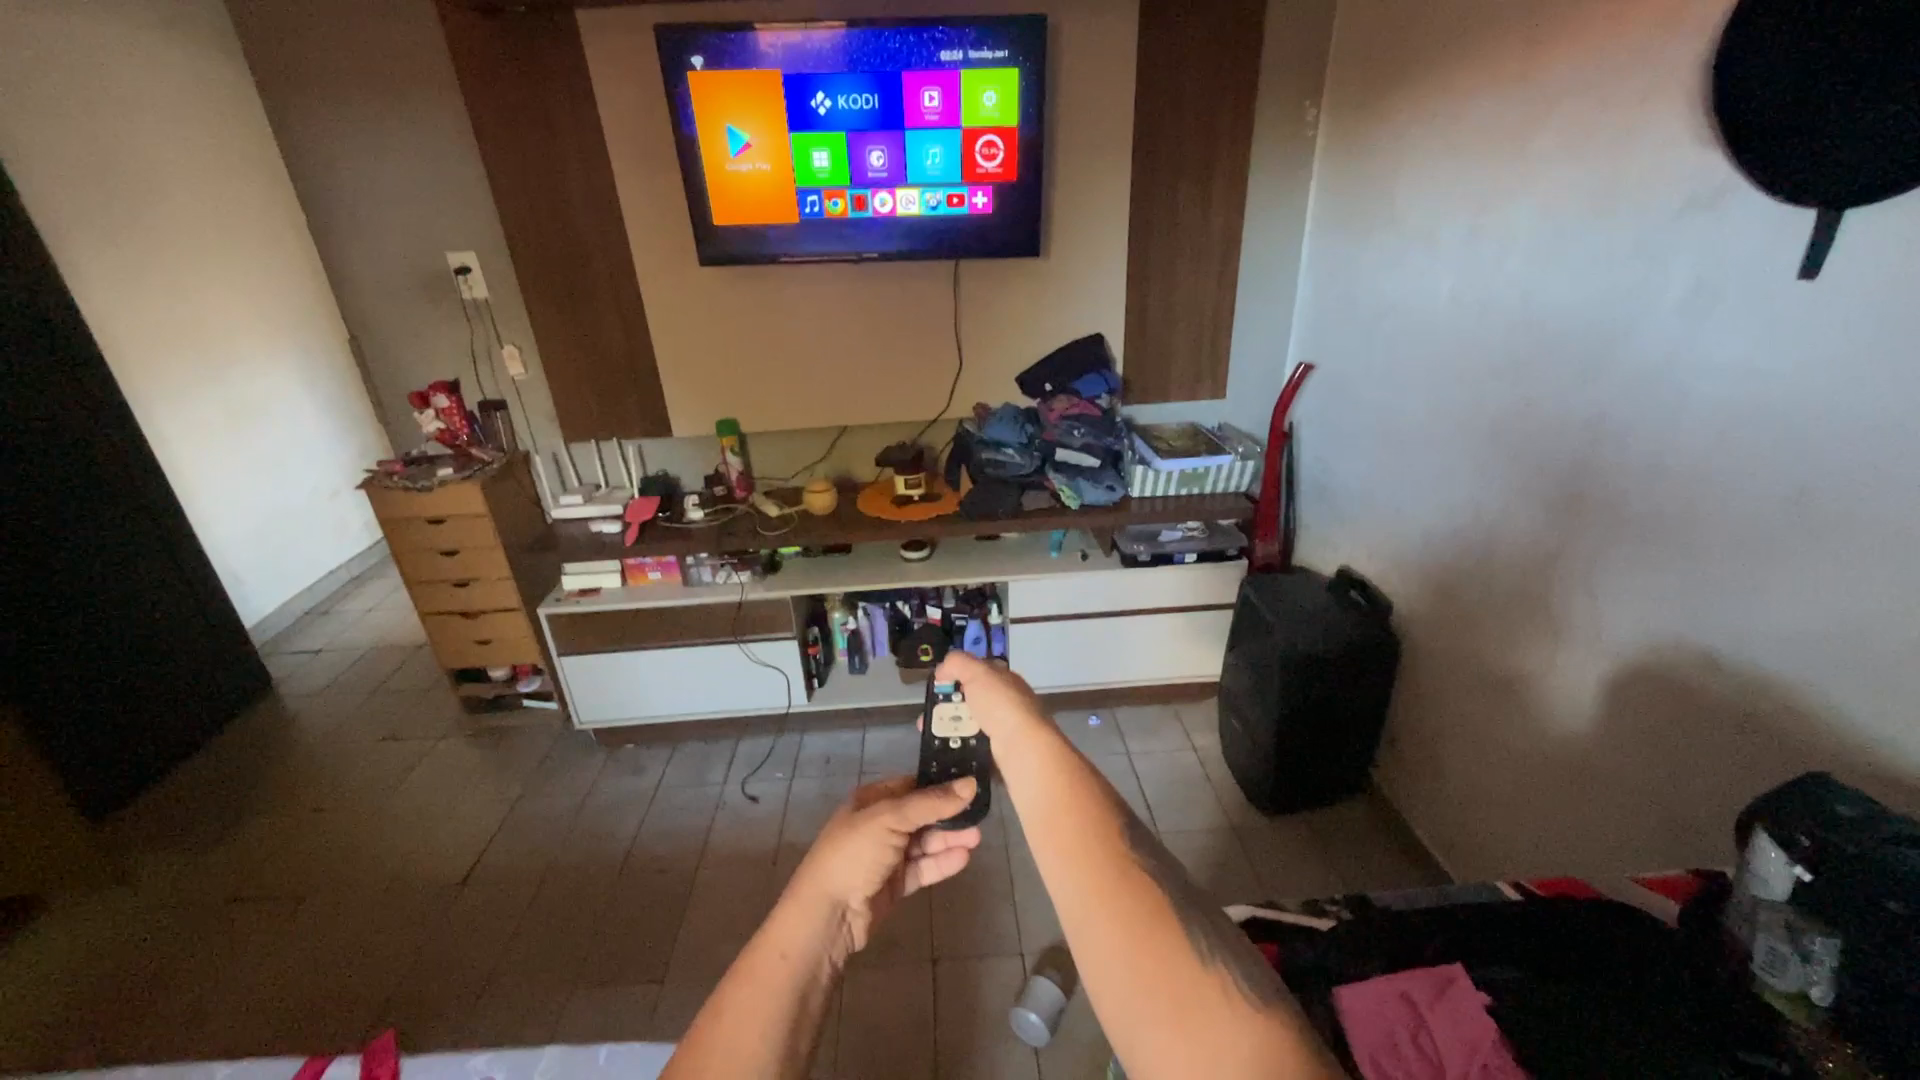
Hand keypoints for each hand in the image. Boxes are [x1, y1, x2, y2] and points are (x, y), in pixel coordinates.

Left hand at [783, 775, 981, 967]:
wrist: (829, 913)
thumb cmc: (854, 854)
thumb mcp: (890, 818)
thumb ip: (931, 802)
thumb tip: (970, 783)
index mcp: (872, 801)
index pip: (912, 786)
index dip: (940, 785)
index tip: (971, 784)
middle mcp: (879, 824)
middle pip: (921, 815)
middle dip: (949, 815)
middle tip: (980, 815)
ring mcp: (886, 855)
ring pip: (924, 842)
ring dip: (949, 839)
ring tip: (976, 838)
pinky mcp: (894, 883)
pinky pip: (922, 868)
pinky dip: (941, 862)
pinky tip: (963, 858)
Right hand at [933, 651, 1048, 740]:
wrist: (1021, 745)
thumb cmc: (1000, 703)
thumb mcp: (977, 672)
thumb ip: (958, 663)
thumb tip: (942, 669)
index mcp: (1005, 679)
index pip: (979, 671)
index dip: (958, 673)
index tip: (939, 683)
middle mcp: (1007, 701)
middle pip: (972, 698)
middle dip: (949, 704)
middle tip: (930, 712)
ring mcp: (1004, 727)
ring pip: (970, 723)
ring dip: (950, 725)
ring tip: (931, 731)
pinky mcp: (998, 749)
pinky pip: (973, 744)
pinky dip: (959, 743)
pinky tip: (947, 745)